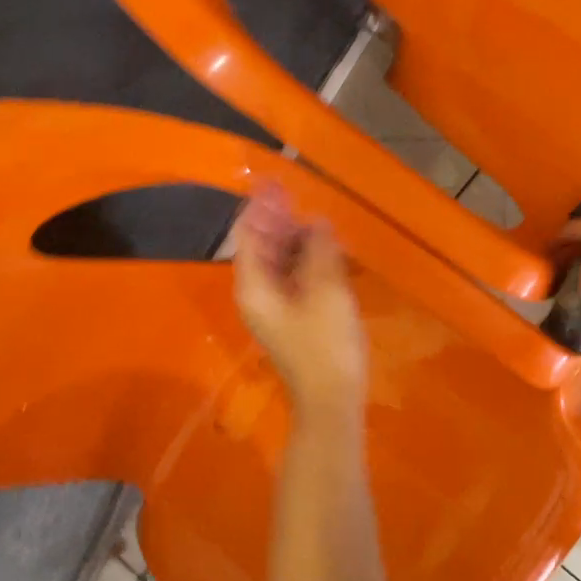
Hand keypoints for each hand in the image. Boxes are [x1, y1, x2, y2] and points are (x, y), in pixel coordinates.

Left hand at [233, 182, 366, 416]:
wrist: (331, 399)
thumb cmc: (326, 343)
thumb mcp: (326, 290)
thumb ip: (320, 251)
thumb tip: (317, 223)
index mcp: (254, 285)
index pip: (249, 235)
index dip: (261, 207)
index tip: (274, 181)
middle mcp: (257, 294)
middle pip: (261, 247)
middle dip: (276, 218)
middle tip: (293, 191)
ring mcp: (274, 308)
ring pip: (278, 262)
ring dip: (293, 238)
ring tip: (313, 214)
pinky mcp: (293, 319)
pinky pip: (292, 278)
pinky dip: (304, 259)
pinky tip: (324, 249)